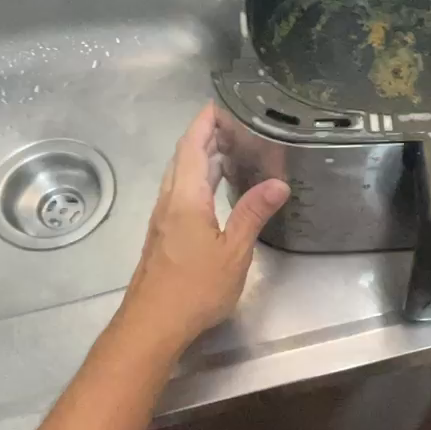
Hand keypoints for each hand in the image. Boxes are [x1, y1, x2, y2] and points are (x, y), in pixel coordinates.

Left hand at [117, 105, 289, 352]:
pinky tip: (213, 191)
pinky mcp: (162, 236)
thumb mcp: (234, 252)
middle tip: (233, 125)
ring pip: (179, 177)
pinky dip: (197, 180)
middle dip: (205, 137)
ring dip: (200, 159)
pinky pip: (179, 194)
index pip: (192, 147)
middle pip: (183, 158)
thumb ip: (252, 214)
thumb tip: (278, 183)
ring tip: (228, 151)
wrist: (152, 325)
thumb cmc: (195, 289)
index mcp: (186, 198)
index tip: (221, 105)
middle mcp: (169, 202)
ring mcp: (162, 220)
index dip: (205, 123)